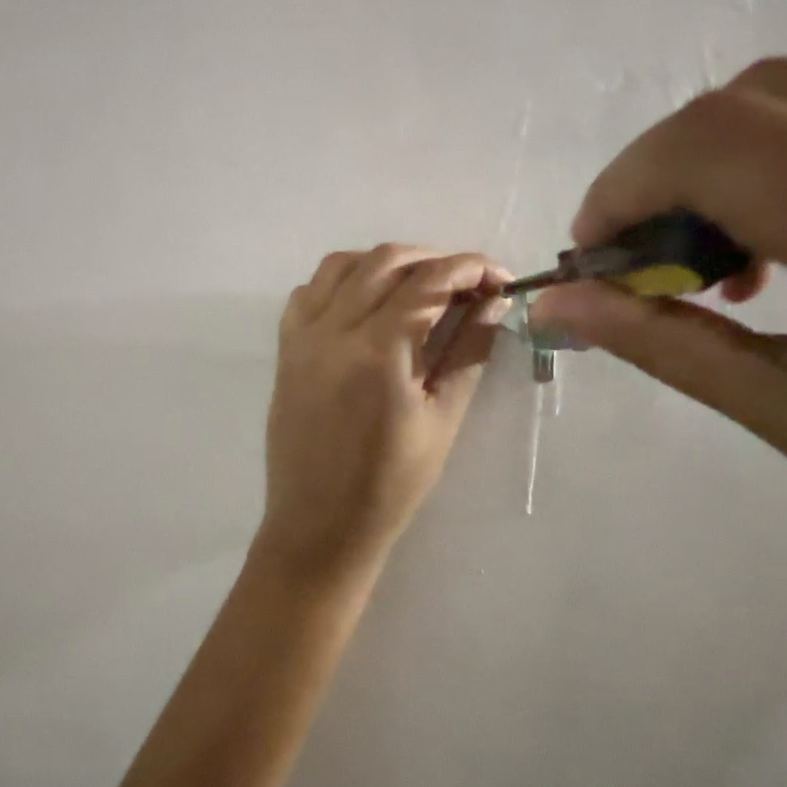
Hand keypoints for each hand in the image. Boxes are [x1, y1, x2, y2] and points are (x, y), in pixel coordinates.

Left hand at [258, 245, 509, 576]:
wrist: (320, 526)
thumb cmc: (391, 485)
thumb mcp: (442, 420)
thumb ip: (467, 353)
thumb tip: (494, 303)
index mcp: (379, 351)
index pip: (429, 282)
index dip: (470, 269)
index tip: (500, 277)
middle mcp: (334, 331)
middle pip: (385, 262)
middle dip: (433, 259)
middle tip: (467, 283)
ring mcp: (303, 338)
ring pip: (342, 265)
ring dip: (386, 263)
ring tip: (419, 285)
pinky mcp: (286, 351)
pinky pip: (310, 292)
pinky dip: (342, 281)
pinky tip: (366, 303)